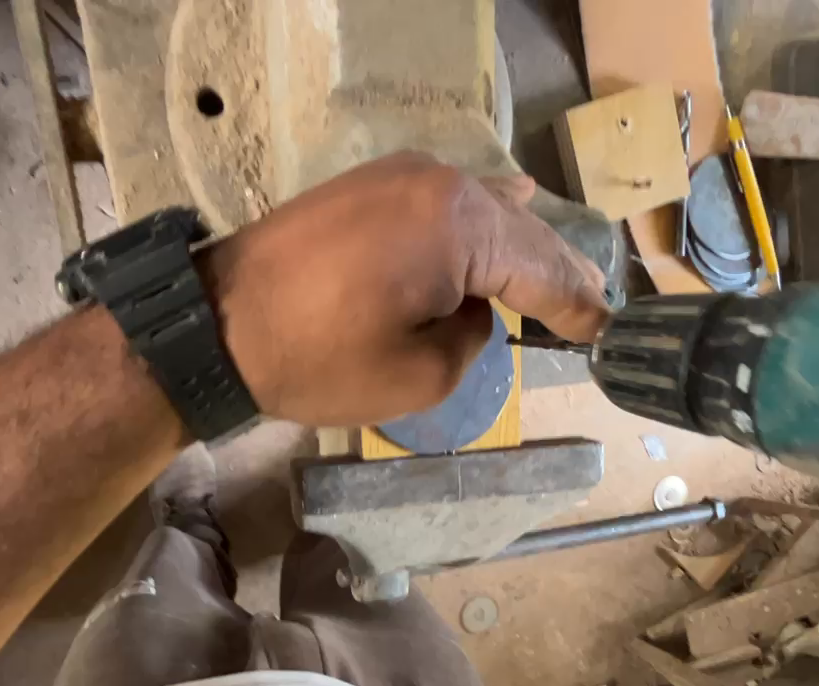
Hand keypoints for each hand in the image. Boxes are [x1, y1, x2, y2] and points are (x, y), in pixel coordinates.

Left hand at [197, 152, 609, 426]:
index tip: (604, 329)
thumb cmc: (317, 361)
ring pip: (484, 212)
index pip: (540, 269)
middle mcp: (438, 182)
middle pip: (519, 231)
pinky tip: (508, 209)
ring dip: (517, 246)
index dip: (575, 306)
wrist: (215, 325)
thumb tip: (470, 310)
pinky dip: (477, 225)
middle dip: (555, 272)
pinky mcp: (369, 187)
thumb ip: (471, 340)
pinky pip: (444, 205)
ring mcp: (399, 176)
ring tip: (555, 276)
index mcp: (461, 225)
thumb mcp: (417, 377)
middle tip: (591, 304)